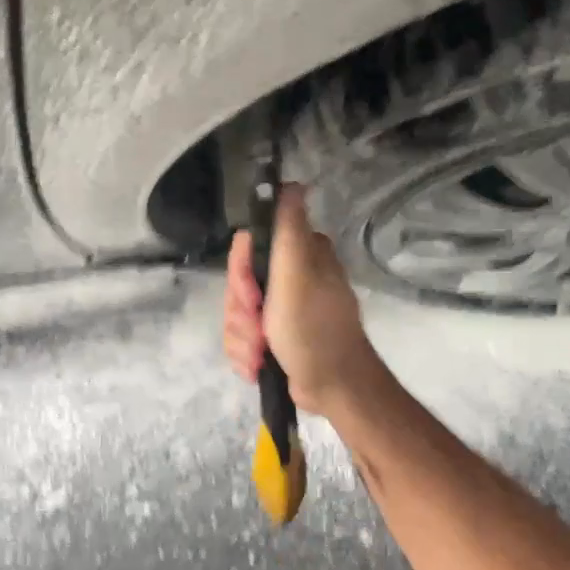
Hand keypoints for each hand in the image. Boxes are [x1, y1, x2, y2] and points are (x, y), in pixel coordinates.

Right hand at [223, 186, 388, 413]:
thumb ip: (288, 227)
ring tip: (260, 355)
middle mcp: (292, 276)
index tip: (252, 297)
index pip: (248, 249)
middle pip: (238, 285)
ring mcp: (284, 309)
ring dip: (242, 339)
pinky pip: (244, 338)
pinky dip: (247, 354)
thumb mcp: (296, 272)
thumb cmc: (313, 329)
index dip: (241, 276)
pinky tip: (258, 366)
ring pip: (237, 315)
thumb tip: (291, 182)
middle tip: (258, 331)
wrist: (332, 387)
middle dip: (241, 315)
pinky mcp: (278, 337)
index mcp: (300, 254)